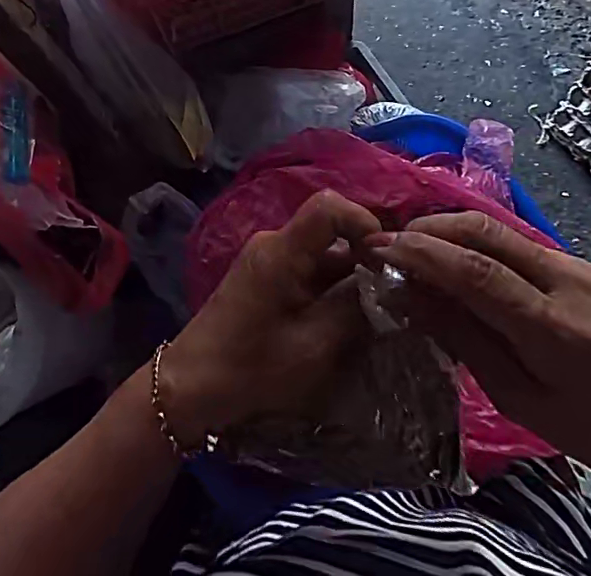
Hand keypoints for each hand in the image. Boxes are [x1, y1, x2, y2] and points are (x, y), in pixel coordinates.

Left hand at [160, 190, 381, 443]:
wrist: (194, 384)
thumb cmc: (252, 367)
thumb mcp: (314, 344)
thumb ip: (354, 308)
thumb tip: (390, 282)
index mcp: (281, 250)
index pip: (328, 207)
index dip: (363, 222)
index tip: (389, 260)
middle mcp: (273, 244)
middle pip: (329, 233)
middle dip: (364, 260)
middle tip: (396, 296)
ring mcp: (267, 260)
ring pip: (321, 255)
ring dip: (350, 280)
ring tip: (378, 314)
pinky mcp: (265, 278)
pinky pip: (307, 270)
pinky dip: (330, 289)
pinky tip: (347, 320)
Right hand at [369, 211, 590, 485]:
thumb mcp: (516, 399)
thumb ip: (460, 337)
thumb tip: (404, 293)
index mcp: (561, 332)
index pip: (478, 272)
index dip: (422, 254)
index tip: (378, 249)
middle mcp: (574, 284)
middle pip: (485, 232)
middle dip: (427, 230)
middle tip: (388, 244)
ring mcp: (579, 266)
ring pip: (495, 227)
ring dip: (444, 230)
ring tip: (409, 249)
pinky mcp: (577, 260)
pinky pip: (510, 240)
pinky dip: (469, 242)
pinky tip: (448, 258)